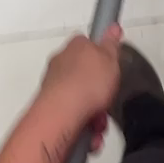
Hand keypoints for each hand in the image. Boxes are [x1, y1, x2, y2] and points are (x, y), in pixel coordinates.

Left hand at [31, 26, 121, 150]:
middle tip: (106, 101)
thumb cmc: (87, 83)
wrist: (62, 114)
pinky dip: (83, 128)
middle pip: (85, 76)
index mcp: (74, 47)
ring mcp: (54, 86)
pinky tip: (90, 135)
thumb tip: (112, 27)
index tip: (110, 69)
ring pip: (80, 99)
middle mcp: (60, 64)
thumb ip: (111, 44)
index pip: (87, 44)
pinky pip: (73, 117)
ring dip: (94, 114)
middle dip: (99, 93)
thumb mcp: (110, 59)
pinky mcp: (51, 108)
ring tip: (98, 123)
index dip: (101, 57)